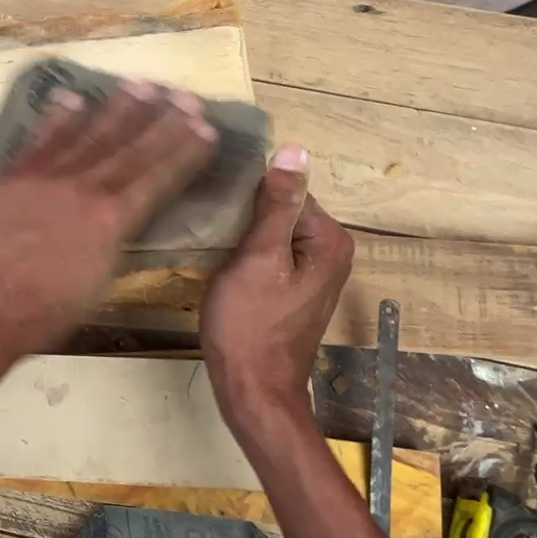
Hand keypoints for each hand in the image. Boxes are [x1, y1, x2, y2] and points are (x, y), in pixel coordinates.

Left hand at [0, 81, 217, 364]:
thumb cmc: (41, 312)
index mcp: (112, 220)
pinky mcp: (11, 176)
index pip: (158, 178)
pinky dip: (57, 117)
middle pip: (129, 148)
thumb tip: (126, 220)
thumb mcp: (97, 285)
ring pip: (87, 135)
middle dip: (161, 121)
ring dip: (116, 109)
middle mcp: (82, 189)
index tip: (206, 128)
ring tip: (141, 85)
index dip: (185, 153)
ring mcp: (44, 178)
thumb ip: (114, 243)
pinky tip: (72, 97)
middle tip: (185, 94)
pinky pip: (39, 139)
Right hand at [200, 145, 354, 430]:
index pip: (286, 189)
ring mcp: (313, 272)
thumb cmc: (249, 325)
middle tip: (205, 220)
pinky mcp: (293, 287)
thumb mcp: (257, 259)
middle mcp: (331, 251)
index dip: (247, 192)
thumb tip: (295, 151)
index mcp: (329, 239)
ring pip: (270, 230)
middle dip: (244, 211)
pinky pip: (268, 252)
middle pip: (280, 208)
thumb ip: (275, 206)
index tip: (213, 201)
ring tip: (208, 236)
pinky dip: (244, 250)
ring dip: (240, 230)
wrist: (252, 387)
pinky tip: (220, 258)